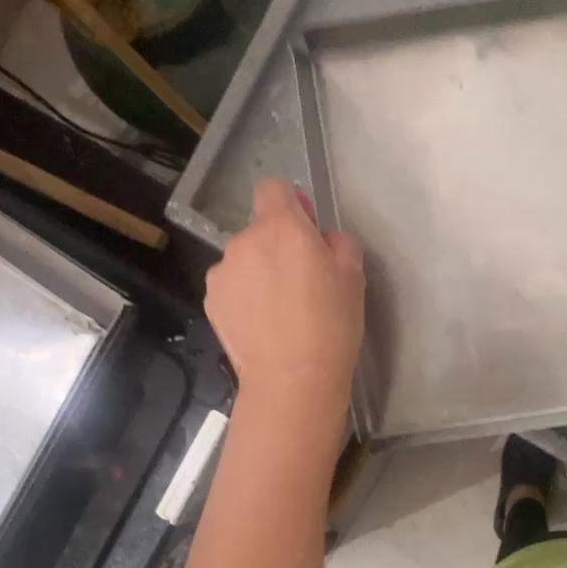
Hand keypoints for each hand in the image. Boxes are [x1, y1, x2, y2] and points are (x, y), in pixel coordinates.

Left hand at [206, 179, 365, 411]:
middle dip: (277, 248)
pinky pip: (231, 288)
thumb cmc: (331, 327)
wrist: (292, 380)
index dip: (290, 203)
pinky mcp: (211, 302)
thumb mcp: (354, 279)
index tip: (305, 229)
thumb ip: (339, 244)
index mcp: (282, 228)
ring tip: (279, 312)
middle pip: (260, 231)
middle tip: (301, 285)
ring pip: (244, 261)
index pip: (273, 187)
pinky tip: (262, 327)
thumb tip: (323, 239)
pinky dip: (244, 299)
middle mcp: (245, 242)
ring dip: (258, 274)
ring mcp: (223, 273)